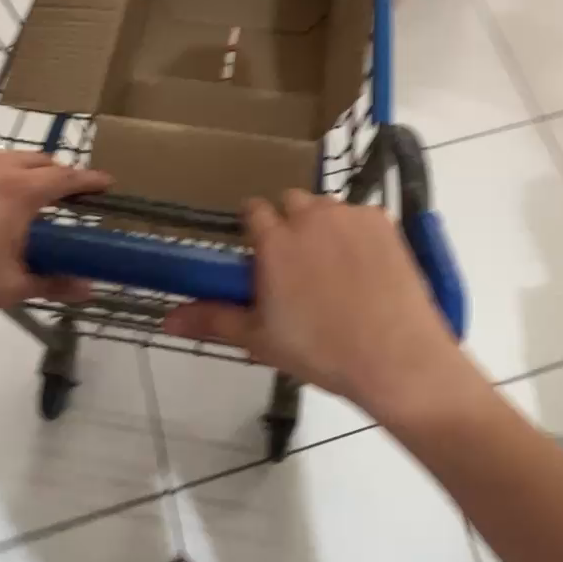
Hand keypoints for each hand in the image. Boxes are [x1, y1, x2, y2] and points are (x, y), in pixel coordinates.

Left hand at [0, 148, 111, 311]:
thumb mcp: (6, 287)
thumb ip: (52, 284)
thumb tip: (90, 288)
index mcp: (21, 190)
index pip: (69, 177)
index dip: (90, 180)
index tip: (106, 183)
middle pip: (36, 160)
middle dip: (53, 172)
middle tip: (56, 193)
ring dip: (12, 170)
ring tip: (6, 193)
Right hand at [162, 191, 483, 426]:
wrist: (396, 358)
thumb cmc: (321, 352)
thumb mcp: (261, 340)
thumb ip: (213, 319)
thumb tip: (166, 320)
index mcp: (274, 241)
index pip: (252, 210)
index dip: (255, 230)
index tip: (260, 254)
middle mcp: (309, 217)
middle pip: (289, 203)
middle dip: (288, 224)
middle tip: (298, 266)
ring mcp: (349, 215)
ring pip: (325, 207)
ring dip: (322, 226)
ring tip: (334, 268)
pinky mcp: (383, 221)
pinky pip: (360, 215)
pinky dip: (358, 233)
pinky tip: (366, 268)